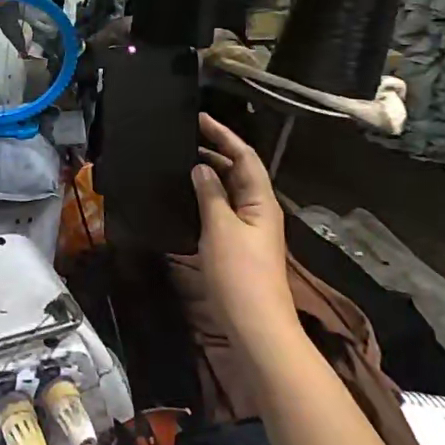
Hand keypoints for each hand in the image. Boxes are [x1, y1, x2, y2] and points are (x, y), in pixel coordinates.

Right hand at [190, 114, 294, 343]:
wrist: (256, 325)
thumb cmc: (240, 274)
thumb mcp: (221, 228)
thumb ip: (211, 195)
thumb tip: (202, 168)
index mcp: (261, 199)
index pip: (245, 156)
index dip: (224, 135)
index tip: (201, 119)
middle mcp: (260, 210)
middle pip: (239, 172)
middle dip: (216, 153)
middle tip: (185, 141)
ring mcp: (251, 230)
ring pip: (231, 193)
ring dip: (210, 177)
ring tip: (183, 164)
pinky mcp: (240, 248)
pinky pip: (224, 213)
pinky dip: (208, 201)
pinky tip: (189, 202)